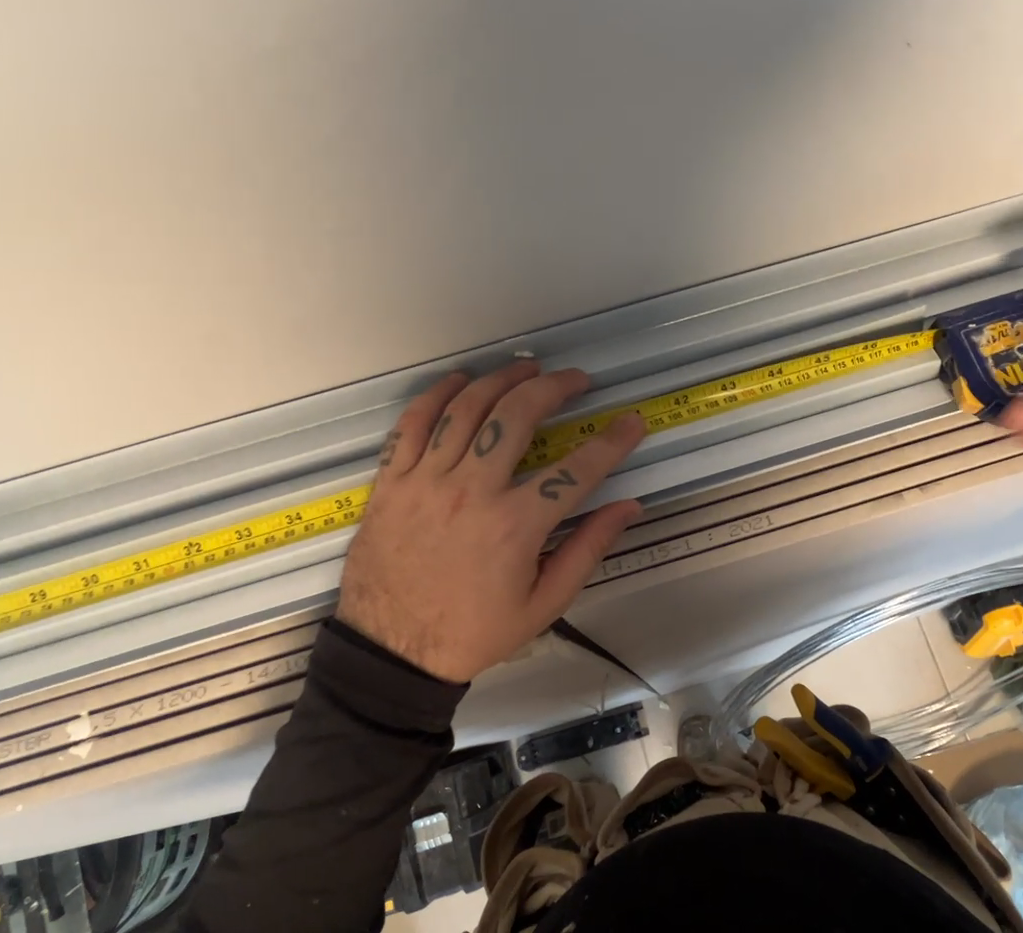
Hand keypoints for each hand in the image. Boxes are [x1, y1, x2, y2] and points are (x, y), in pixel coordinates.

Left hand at [337, 361, 645, 681]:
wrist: (391, 653)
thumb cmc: (472, 632)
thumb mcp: (543, 604)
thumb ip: (586, 549)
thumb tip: (628, 507)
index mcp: (515, 526)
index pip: (577, 469)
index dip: (612, 441)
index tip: (631, 422)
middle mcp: (472, 491)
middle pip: (518, 416)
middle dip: (554, 387)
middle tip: (576, 379)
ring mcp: (427, 481)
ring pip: (467, 408)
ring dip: (501, 379)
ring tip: (527, 369)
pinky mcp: (393, 481)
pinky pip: (414, 423)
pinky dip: (437, 394)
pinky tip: (460, 380)